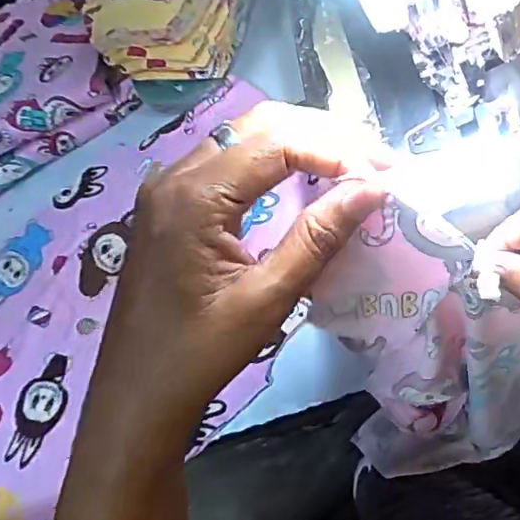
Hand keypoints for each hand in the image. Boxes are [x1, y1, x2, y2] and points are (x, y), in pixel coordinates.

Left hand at [86, 103, 389, 448]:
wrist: (137, 393)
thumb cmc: (200, 353)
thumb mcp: (268, 297)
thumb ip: (319, 237)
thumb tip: (373, 188)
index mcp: (194, 196)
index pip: (276, 142)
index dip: (336, 150)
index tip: (382, 174)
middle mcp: (176, 176)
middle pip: (259, 125)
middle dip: (323, 134)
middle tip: (376, 160)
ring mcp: (170, 186)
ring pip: (245, 136)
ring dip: (301, 141)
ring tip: (353, 163)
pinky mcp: (173, 203)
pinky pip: (230, 161)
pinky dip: (275, 160)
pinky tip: (307, 177)